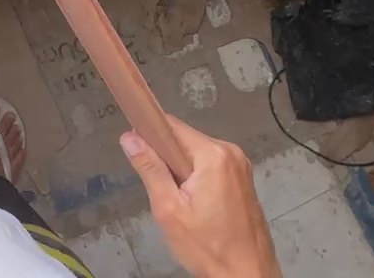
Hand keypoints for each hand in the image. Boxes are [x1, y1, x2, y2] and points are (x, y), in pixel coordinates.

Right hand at [122, 119, 281, 277]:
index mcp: (213, 154)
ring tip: (182, 203)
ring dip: (183, 171)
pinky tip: (199, 207)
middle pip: (184, 140)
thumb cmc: (208, 248)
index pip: (171, 125)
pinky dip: (199, 179)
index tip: (139, 154)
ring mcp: (241, 166)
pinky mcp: (244, 180)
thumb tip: (128, 136)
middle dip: (168, 159)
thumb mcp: (170, 210)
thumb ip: (150, 169)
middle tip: (165, 191)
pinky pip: (211, 166)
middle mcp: (231, 152)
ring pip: (196, 154)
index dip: (150, 135)